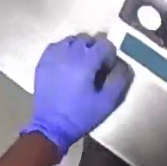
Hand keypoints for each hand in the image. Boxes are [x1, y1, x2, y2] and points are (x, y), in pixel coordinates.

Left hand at [24, 33, 132, 156]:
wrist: (51, 127)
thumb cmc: (81, 116)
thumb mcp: (107, 102)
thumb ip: (119, 80)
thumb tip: (123, 64)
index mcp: (86, 62)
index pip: (104, 44)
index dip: (110, 54)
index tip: (107, 68)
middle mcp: (69, 53)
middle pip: (87, 38)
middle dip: (95, 48)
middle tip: (96, 65)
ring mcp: (53, 56)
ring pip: (71, 39)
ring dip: (80, 47)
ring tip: (81, 63)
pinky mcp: (43, 61)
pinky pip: (56, 46)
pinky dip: (64, 49)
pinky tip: (66, 63)